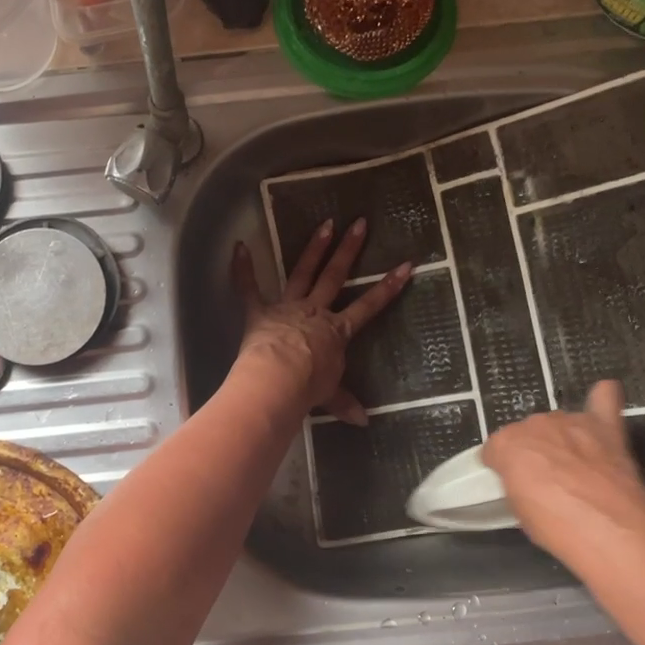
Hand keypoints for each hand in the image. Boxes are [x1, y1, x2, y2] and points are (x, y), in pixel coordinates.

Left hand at [230, 218, 411, 424]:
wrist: (278, 381)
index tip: (405, 265)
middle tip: (360, 222)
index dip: (388, 287)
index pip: (369, 306)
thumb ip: (345, 403)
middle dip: (349, 249)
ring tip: (325, 224)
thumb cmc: (308, 388)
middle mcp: (315, 311)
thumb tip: (362, 421)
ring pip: (303, 273)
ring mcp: (287, 308)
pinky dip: (242, 269)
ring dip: (314, 248)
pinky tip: (238, 246)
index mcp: (336, 331)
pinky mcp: (259, 312)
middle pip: (335, 276)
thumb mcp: (331, 395)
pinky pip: (248, 289)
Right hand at [482, 380, 644, 571]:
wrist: (610, 528)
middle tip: (548, 481)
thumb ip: (518, 483)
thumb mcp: (520, 510)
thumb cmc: (555, 527)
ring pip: (560, 423)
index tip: (515, 485)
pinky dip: (601, 401)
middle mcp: (534, 424)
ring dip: (563, 439)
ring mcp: (571, 421)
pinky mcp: (605, 427)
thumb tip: (528, 482)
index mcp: (505, 443)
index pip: (496, 449)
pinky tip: (601, 406)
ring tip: (577, 467)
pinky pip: (603, 399)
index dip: (505, 468)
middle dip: (535, 452)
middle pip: (529, 433)